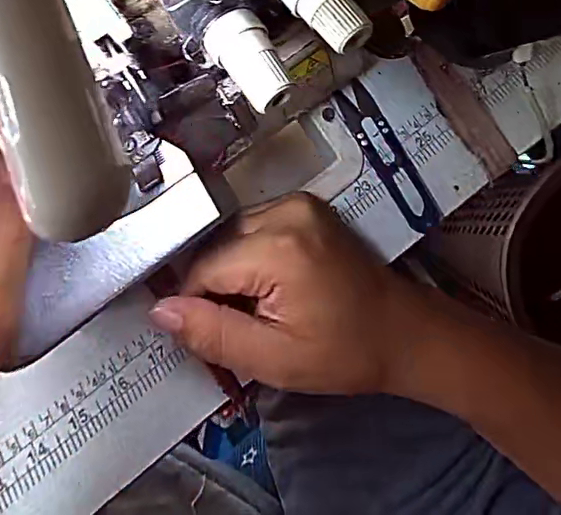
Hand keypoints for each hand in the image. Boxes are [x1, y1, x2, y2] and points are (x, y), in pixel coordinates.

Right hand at [149, 192, 428, 395]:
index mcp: (278, 248)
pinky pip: (253, 224)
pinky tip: (271, 280)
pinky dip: (249, 251)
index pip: (204, 268)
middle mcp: (285, 211)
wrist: (399, 329)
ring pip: (232, 233)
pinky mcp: (303, 203)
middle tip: (241, 320)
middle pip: (217, 245)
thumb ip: (213, 333)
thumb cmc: (343, 352)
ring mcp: (297, 202)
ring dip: (231, 266)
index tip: (210, 331)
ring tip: (259, 302)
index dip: (197, 303)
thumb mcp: (274, 359)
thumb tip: (160, 310)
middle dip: (215, 284)